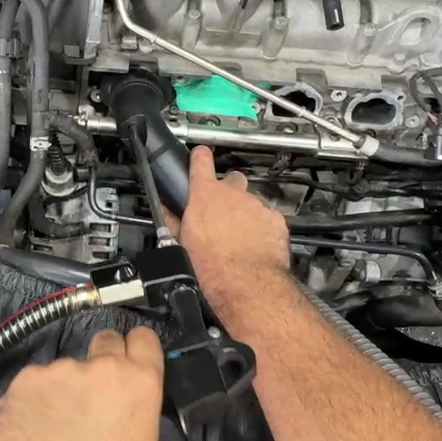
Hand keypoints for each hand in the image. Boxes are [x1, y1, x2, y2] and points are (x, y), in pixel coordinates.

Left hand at [0, 327, 164, 440]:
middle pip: (105, 341)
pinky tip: (28, 430)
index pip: (145, 340)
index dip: (135, 351)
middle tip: (88, 397)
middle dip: (100, 361)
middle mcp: (101, 366)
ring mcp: (60, 368)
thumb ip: (132, 412)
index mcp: (139, 384)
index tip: (128, 364)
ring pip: (65, 371)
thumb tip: (119, 405)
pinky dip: (33, 400)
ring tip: (49, 429)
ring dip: (62, 390)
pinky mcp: (25, 378)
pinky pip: (35, 384)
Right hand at [176, 146, 292, 314]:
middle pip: (231, 180)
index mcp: (205, 195)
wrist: (247, 285)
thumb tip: (166, 213)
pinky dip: (261, 226)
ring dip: (244, 212)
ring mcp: (256, 205)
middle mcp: (233, 194)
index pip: (201, 160)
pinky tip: (253, 244)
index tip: (200, 156)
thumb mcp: (182, 243)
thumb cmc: (213, 268)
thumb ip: (174, 221)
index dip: (199, 157)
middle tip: (220, 212)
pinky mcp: (275, 220)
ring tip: (237, 235)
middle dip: (227, 191)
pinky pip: (267, 217)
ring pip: (250, 200)